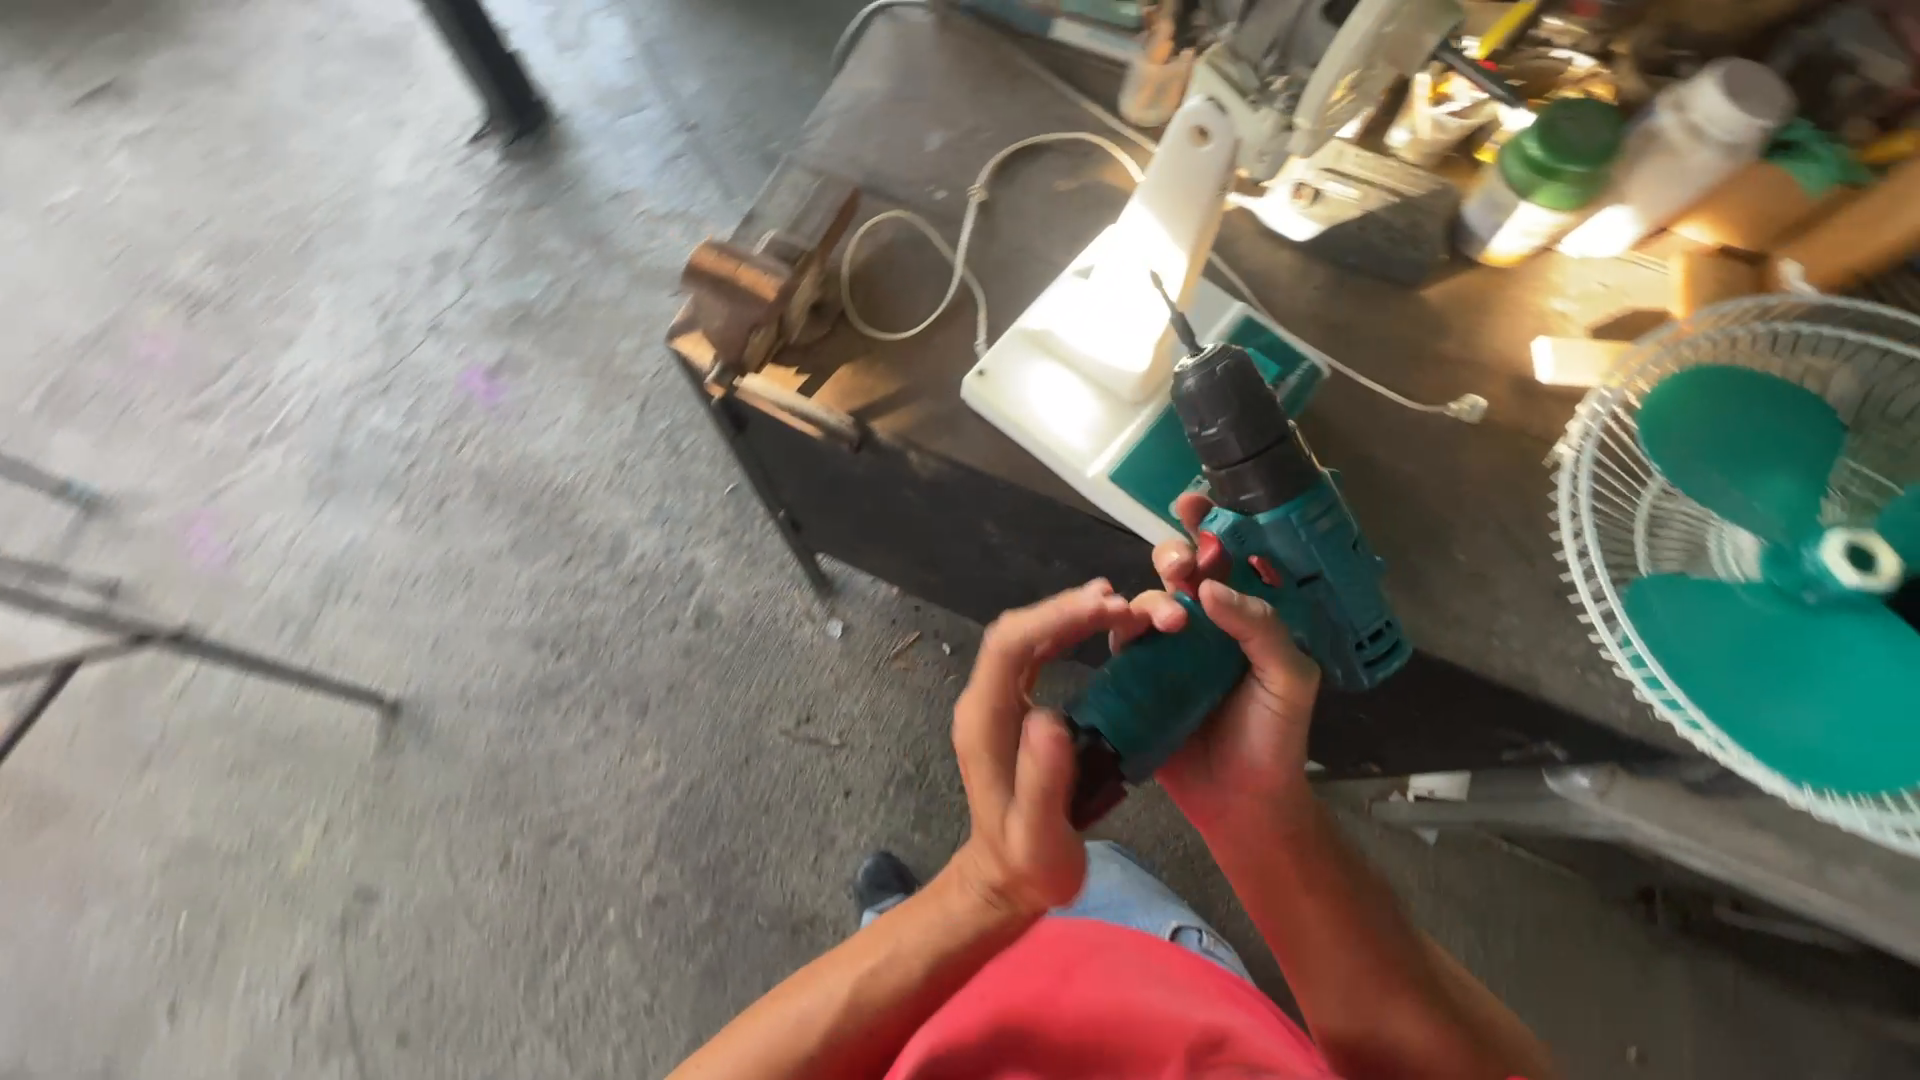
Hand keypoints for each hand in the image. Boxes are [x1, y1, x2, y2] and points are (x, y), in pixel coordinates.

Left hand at [945, 580, 1142, 920]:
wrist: (1005, 877)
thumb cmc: (1029, 861)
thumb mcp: (1039, 835)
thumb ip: (1042, 779)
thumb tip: (1050, 717)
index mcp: (984, 720)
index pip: (1010, 646)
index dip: (1054, 618)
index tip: (1104, 607)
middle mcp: (983, 701)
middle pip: (1015, 632)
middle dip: (1064, 608)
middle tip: (1118, 600)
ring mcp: (995, 702)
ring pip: (1024, 637)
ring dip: (1065, 615)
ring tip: (1114, 604)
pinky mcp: (1011, 706)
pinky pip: (1033, 654)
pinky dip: (1063, 632)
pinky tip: (1093, 626)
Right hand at [1112, 494, 1321, 839]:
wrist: (1239, 801)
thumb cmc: (1273, 736)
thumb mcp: (1288, 677)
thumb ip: (1261, 626)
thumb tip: (1209, 589)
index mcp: (1248, 616)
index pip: (1233, 559)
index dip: (1214, 527)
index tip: (1194, 505)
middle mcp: (1207, 624)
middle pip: (1183, 570)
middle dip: (1176, 553)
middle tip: (1181, 562)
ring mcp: (1168, 648)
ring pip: (1149, 599)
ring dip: (1154, 594)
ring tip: (1171, 617)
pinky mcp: (1137, 672)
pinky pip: (1122, 636)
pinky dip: (1120, 622)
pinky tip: (1123, 624)